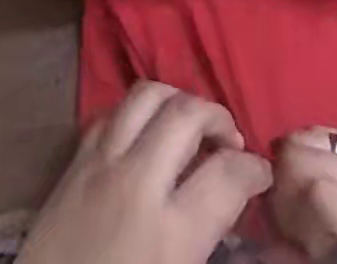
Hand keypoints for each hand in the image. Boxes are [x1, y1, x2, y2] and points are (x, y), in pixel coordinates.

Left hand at [17, 81, 272, 263]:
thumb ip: (211, 242)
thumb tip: (246, 212)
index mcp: (170, 234)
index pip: (227, 176)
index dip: (255, 170)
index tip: (262, 174)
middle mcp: (136, 182)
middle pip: (187, 114)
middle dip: (218, 117)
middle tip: (230, 142)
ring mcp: (101, 162)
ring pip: (146, 95)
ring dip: (177, 100)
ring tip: (190, 124)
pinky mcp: (74, 159)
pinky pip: (111, 111)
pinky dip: (136, 111)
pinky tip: (146, 134)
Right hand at [270, 128, 336, 263]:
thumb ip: (308, 263)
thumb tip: (266, 249)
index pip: (319, 187)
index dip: (290, 211)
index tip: (288, 241)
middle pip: (312, 151)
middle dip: (285, 184)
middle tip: (287, 224)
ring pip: (321, 135)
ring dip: (297, 164)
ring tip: (301, 204)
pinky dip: (316, 154)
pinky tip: (320, 187)